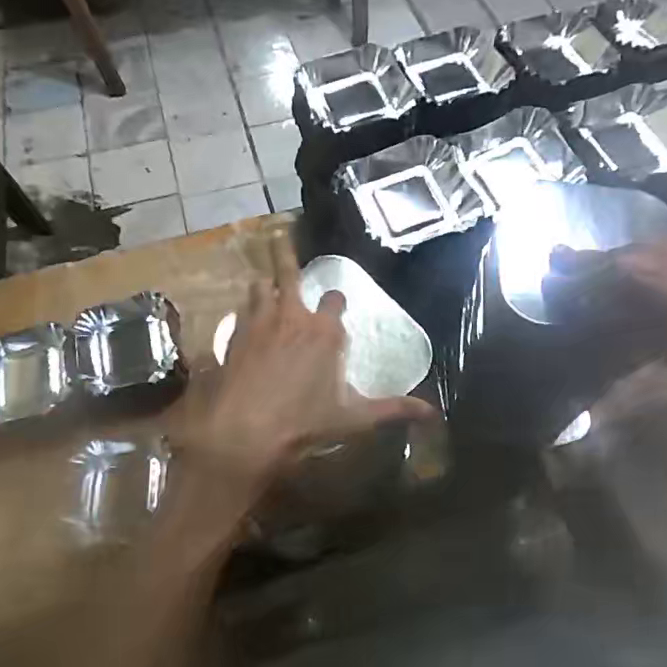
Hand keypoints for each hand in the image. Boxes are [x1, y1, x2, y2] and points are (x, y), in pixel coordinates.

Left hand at [169, 241, 436, 498]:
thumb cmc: (303, 424)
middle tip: (280, 232)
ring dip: (265, 284)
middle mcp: (291, 317)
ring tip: (266, 282)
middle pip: (288, 272)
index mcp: (324, 332)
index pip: (335, 299)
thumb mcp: (353, 419)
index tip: (337, 304)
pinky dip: (244, 310)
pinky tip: (243, 321)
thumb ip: (392, 410)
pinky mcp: (232, 337)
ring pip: (259, 287)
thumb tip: (433, 413)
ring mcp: (258, 324)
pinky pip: (239, 312)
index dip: (337, 301)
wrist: (243, 433)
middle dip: (286, 253)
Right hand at [546, 237, 666, 372]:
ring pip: (631, 251)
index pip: (586, 269)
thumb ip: (618, 343)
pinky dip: (638, 262)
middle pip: (606, 256)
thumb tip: (592, 356)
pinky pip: (654, 250)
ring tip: (603, 280)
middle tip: (566, 271)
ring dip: (613, 264)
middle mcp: (651, 248)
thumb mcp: (657, 348)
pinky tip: (642, 279)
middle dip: (585, 266)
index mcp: (635, 271)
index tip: (549, 276)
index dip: (566, 275)